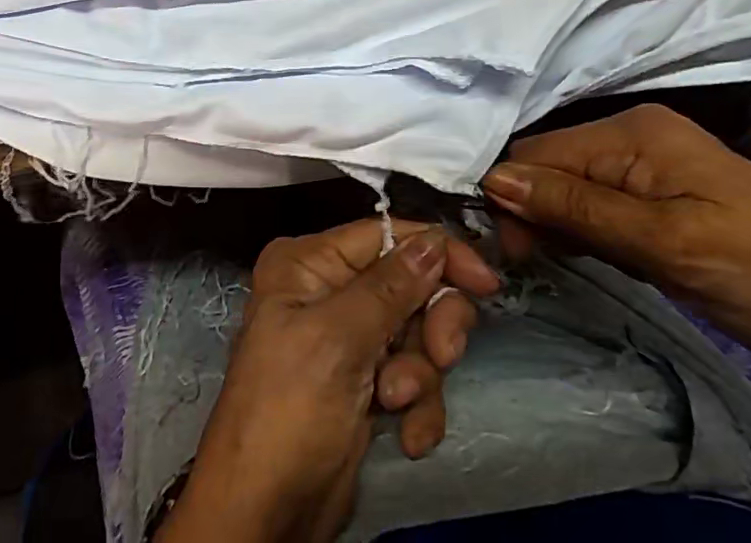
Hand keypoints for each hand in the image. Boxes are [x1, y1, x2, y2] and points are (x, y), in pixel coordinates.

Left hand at [157, 219, 500, 542]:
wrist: (265, 517)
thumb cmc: (290, 410)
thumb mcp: (339, 338)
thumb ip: (392, 285)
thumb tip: (436, 239)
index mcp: (310, 264)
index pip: (388, 235)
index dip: (439, 253)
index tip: (485, 281)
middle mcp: (331, 291)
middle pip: (412, 284)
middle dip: (431, 324)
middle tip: (442, 354)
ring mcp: (351, 338)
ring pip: (419, 332)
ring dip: (421, 373)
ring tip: (396, 403)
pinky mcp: (368, 382)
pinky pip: (414, 374)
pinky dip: (418, 405)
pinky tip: (405, 434)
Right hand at [483, 105, 750, 431]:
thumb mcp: (668, 245)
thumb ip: (579, 210)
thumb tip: (494, 180)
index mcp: (635, 132)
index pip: (538, 152)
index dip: (508, 197)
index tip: (499, 255)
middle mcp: (634, 136)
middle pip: (549, 167)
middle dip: (525, 212)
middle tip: (523, 269)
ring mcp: (648, 168)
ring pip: (567, 190)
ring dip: (548, 225)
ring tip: (541, 267)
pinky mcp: (658, 200)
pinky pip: (594, 207)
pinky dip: (576, 233)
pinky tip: (572, 258)